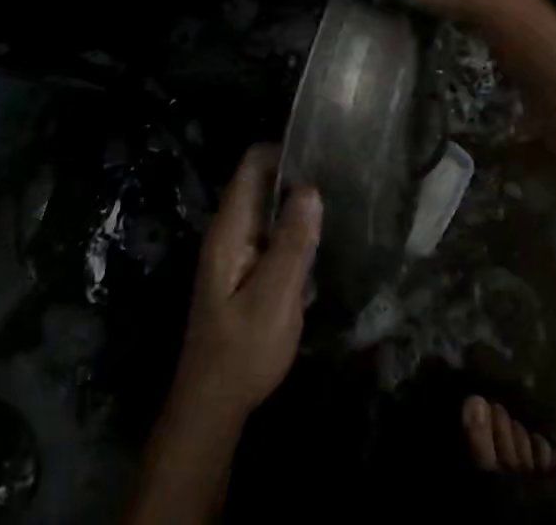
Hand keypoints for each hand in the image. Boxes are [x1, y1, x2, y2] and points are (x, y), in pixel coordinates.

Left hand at [171, 144, 321, 424]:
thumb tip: (311, 188)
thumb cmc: (243, 350)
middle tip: (343, 179)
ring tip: (341, 201)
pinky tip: (323, 237)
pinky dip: (295, 228)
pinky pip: (271, 232)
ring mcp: (236, 250)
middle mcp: (229, 230)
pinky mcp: (246, 268)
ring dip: (299, 203)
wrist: (212, 402)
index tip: (324, 157)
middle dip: (298, 175)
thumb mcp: (274, 297)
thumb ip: (293, 243)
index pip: (251, 165)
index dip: (285, 153)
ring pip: (268, 207)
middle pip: (260, 182)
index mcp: (230, 228)